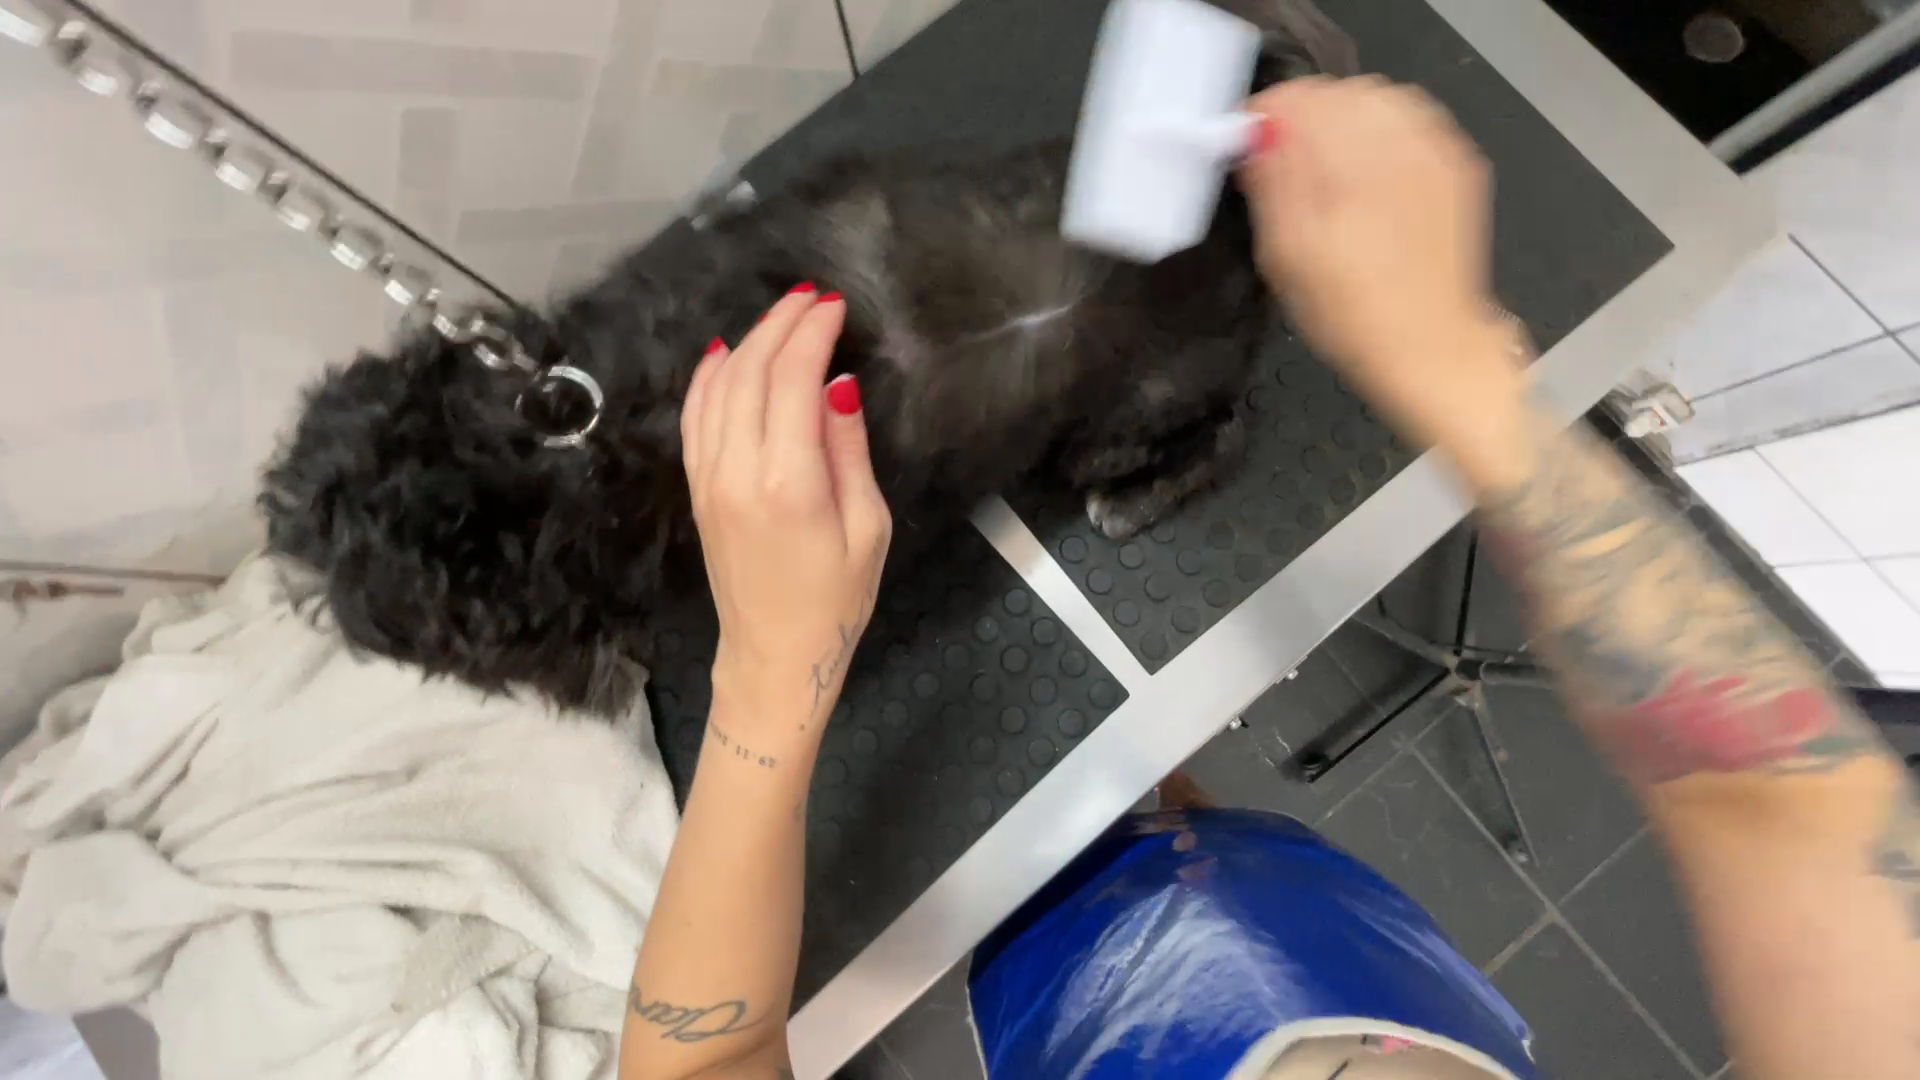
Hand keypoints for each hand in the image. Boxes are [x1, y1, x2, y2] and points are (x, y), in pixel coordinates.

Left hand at [680, 286, 892, 741]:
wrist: (775, 653)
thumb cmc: (837, 599)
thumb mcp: (868, 527)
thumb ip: (848, 451)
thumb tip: (838, 385)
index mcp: (788, 482)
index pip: (793, 380)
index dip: (811, 334)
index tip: (833, 306)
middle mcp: (737, 471)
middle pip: (751, 373)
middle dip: (781, 326)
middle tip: (811, 299)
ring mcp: (708, 479)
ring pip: (717, 388)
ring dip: (748, 343)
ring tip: (780, 317)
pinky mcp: (697, 490)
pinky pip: (695, 418)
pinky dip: (708, 379)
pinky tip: (726, 355)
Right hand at [1239, 76, 1520, 450]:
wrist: (1427, 347)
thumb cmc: (1349, 314)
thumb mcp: (1286, 256)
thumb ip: (1271, 184)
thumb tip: (1255, 134)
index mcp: (1353, 160)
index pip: (1298, 98)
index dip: (1263, 121)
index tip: (1245, 152)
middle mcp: (1401, 140)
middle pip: (1339, 93)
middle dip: (1302, 122)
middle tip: (1278, 171)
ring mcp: (1435, 151)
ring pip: (1375, 103)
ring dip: (1339, 128)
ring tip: (1321, 179)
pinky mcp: (1454, 169)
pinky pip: (1408, 126)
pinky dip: (1376, 140)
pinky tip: (1362, 185)